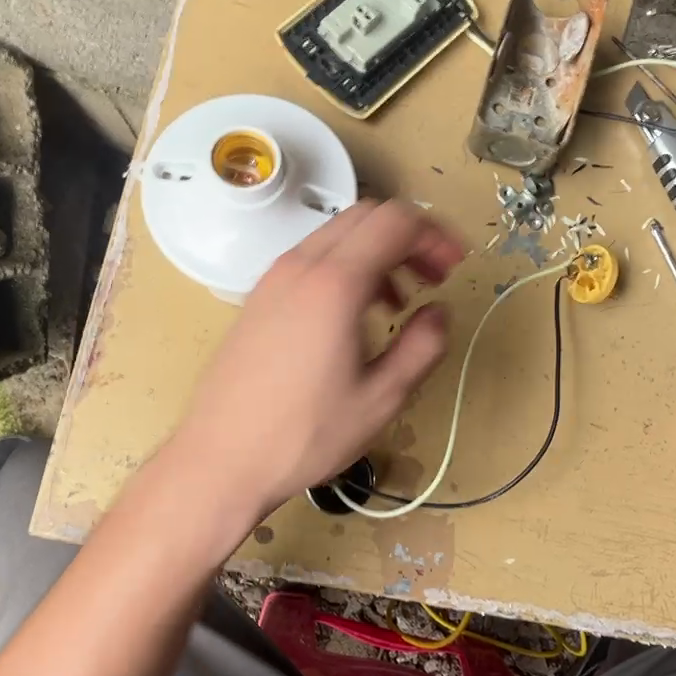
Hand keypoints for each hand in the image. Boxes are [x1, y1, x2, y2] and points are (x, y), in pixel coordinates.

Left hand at [166, 199, 465, 511]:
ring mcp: (272, 279)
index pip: (395, 221)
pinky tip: (355, 316)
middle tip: (434, 279)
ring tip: (398, 303)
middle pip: (365, 216)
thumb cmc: (306, 435)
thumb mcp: (382, 399)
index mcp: (335, 284)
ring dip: (377, 253)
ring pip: (336, 235)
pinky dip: (345, 267)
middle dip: (409, 237)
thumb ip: (422, 346)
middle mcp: (300, 267)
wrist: (221, 460)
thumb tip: (438, 313)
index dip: (434, 234)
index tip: (454, 266)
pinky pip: (311, 259)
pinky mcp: (258, 299)